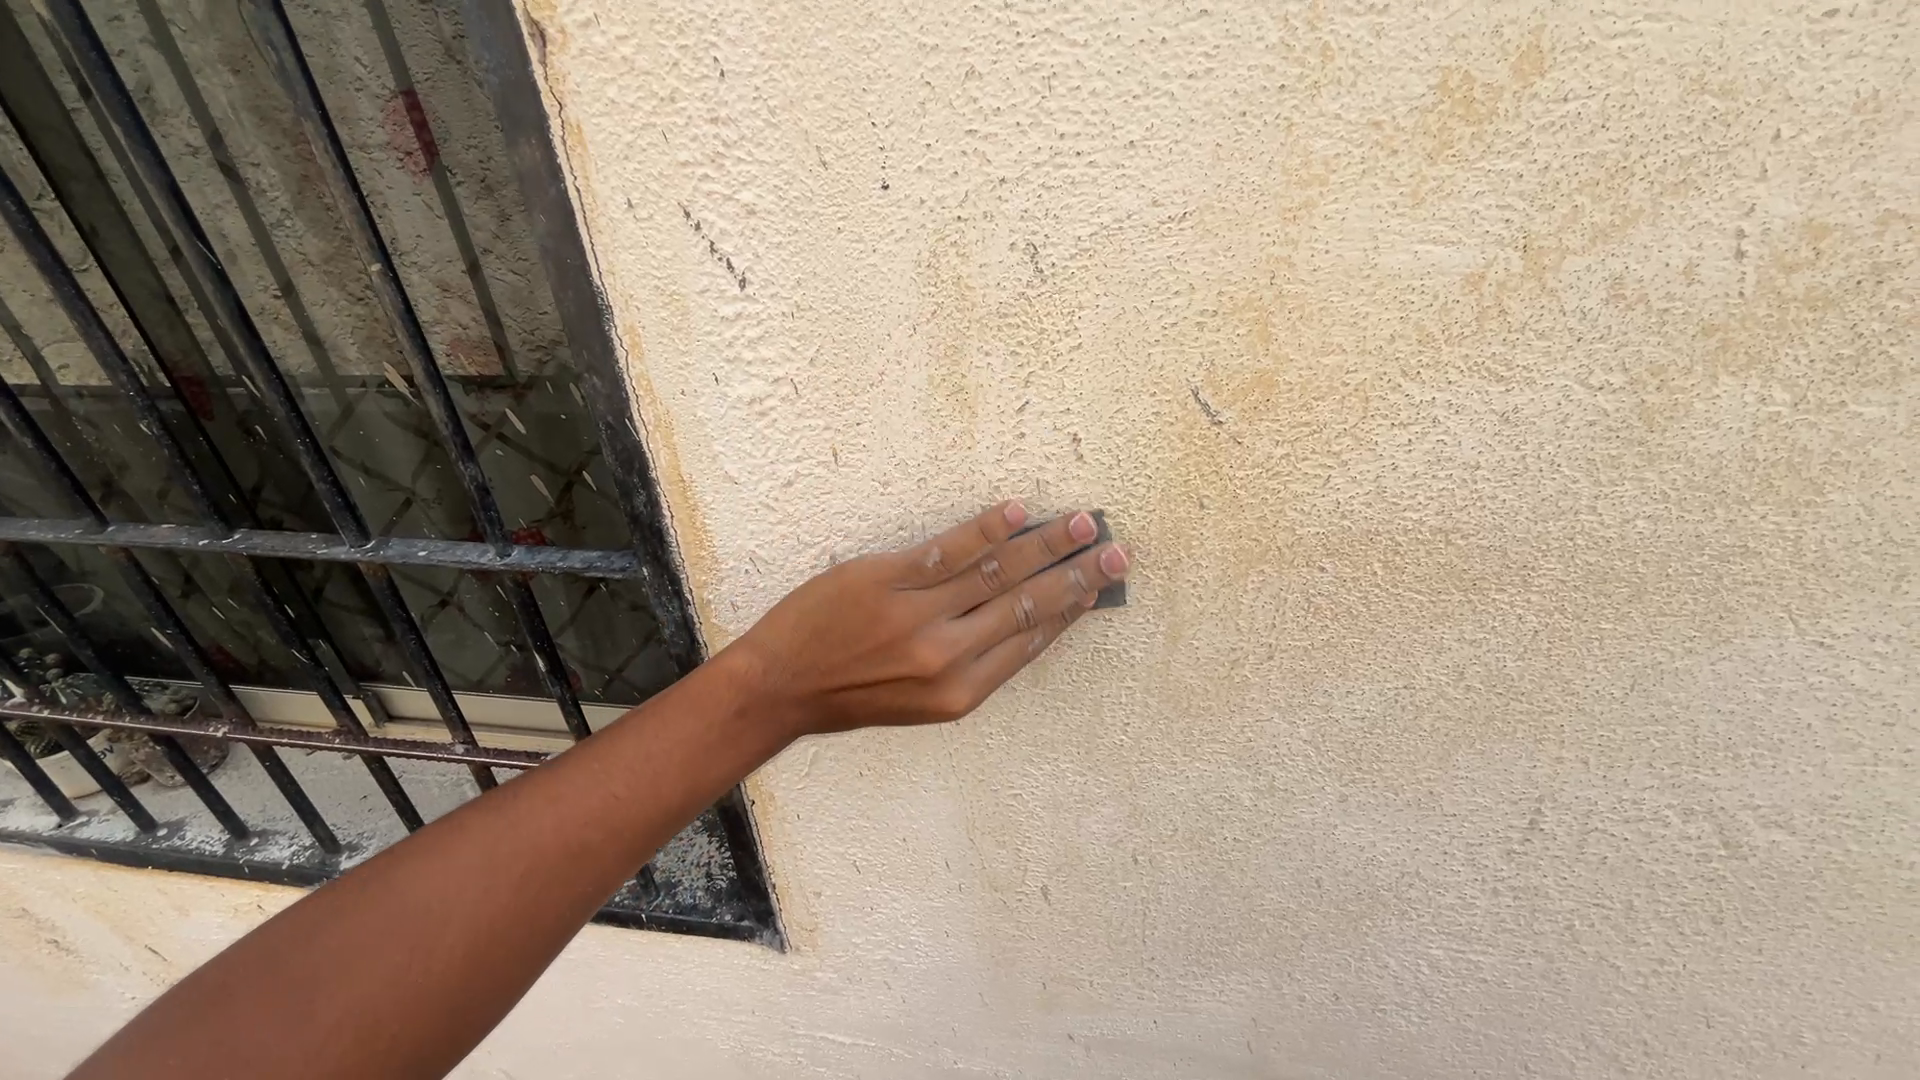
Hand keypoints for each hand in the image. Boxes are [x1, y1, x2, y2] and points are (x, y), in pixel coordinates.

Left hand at [720, 501, 1129, 737]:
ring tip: (1081, 523)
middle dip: (1077, 576)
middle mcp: (947, 656)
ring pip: (996, 573)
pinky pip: (946, 550)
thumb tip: (1022, 621)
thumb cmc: (852, 696)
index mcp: (961, 692)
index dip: (1072, 610)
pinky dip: (985, 529)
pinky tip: (1015, 511)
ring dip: (1044, 544)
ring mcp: (916, 615)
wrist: (780, 687)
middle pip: (1027, 605)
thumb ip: (972, 663)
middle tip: (1115, 551)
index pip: (1032, 641)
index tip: (1102, 586)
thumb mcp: (922, 699)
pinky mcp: (884, 579)